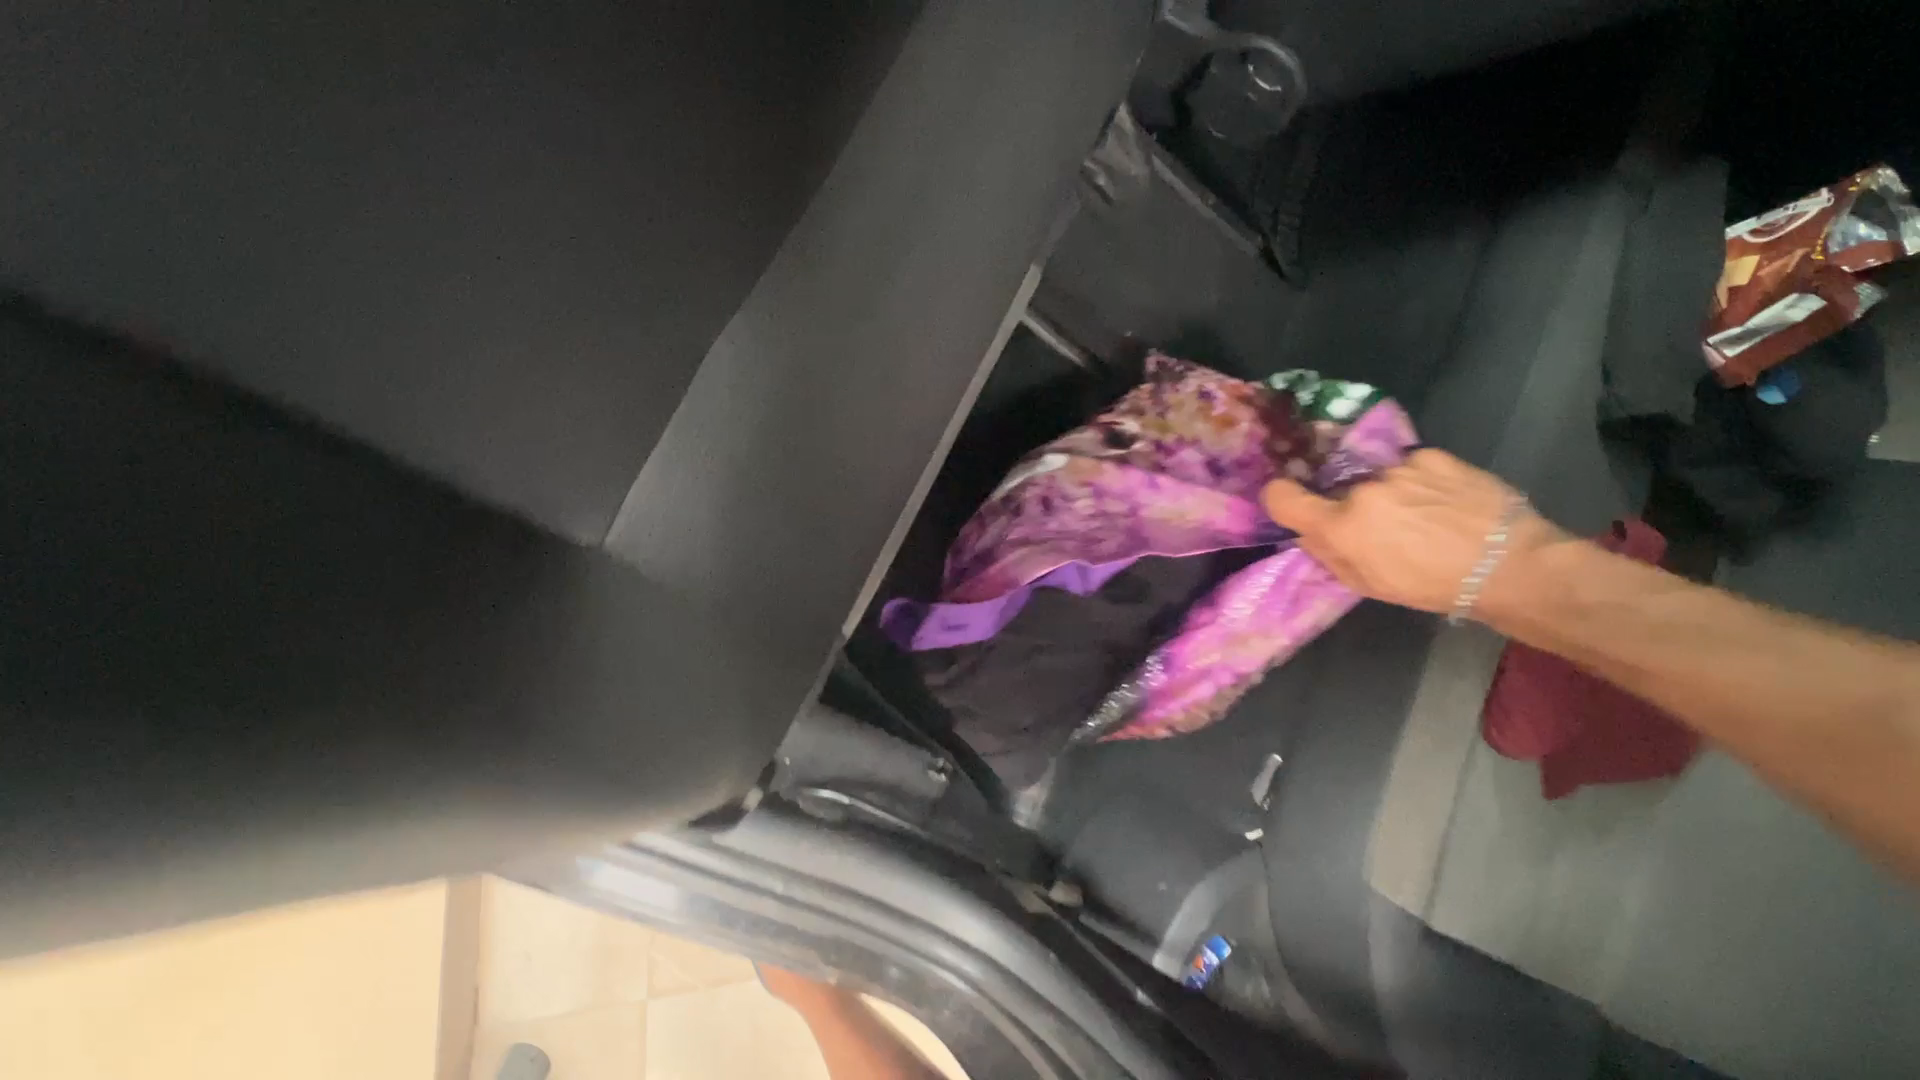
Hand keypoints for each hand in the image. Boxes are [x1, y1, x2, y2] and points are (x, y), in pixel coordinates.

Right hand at [1260, 448, 1565, 615]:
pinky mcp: (1431, 455)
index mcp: (1340, 526)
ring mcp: (1398, 468)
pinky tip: (1446, 501)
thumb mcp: (1368, 584)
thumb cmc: (1432, 585)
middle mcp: (1362, 489)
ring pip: (1377, 478)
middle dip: (1353, 506)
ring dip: (1391, 493)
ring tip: (1426, 515)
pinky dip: (1420, 481)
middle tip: (1386, 528)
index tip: (1294, 505)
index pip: (1281, 495)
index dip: (1281, 498)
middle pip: (1339, 491)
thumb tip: (1310, 532)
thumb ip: (1329, 555)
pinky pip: (1411, 467)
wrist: (1509, 564)